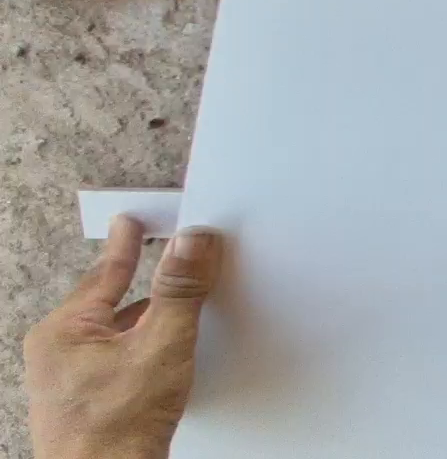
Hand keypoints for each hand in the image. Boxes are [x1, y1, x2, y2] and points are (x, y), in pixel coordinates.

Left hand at [25, 217, 223, 458]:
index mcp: (64, 332)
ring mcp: (70, 372)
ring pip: (121, 322)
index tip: (131, 220)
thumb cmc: (118, 422)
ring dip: (152, 307)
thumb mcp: (163, 342)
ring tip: (181, 298)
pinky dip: (151, 330)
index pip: (106, 272)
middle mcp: (59, 349)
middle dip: (146, 274)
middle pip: (113, 295)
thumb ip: (181, 288)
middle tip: (170, 250)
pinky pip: (124, 342)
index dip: (127, 242)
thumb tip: (192, 240)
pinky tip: (172, 337)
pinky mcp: (89, 388)